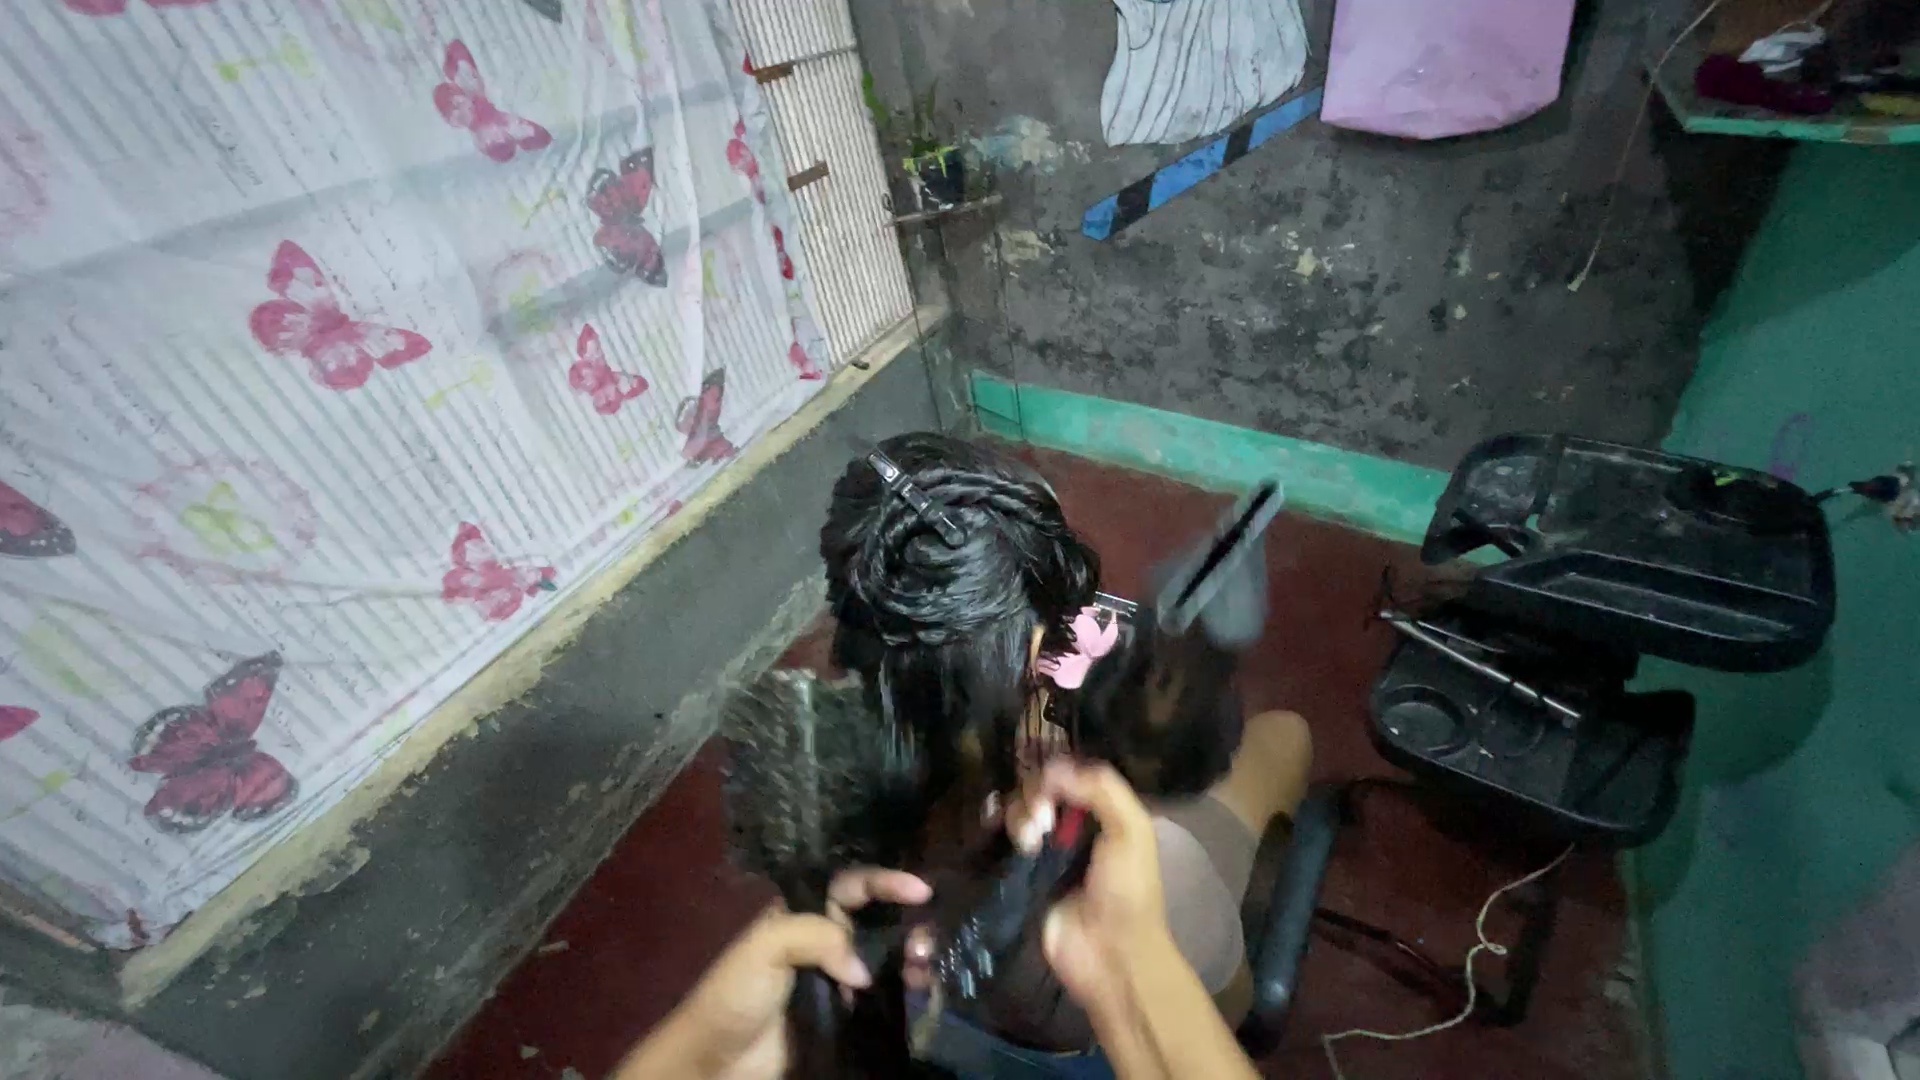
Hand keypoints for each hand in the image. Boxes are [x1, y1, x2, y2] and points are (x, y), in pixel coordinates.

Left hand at [615, 867, 930, 1079]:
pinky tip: (920, 992)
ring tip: (923, 968)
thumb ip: (816, 936)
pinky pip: (886, 998)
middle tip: (925, 942)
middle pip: (880, 919)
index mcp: (808, 913)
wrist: (719, 1065)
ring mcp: (841, 980)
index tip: (920, 889)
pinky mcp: (849, 1018)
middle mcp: (830, 940)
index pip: (855, 884)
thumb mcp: (766, 946)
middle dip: (908, 922)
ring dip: (912, 957)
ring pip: (889, 957)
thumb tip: (862, 969)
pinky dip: (907, 992)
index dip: (887, 881)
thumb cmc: (736, 994)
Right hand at [1024, 759, 1169, 1016]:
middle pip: (1041, 787)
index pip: (1071, 772)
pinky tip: (1014, 841)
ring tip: (1030, 842)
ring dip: (1021, 815)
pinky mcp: (1023, 871)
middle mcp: (1073, 823)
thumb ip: (1101, 789)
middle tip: (1043, 821)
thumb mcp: (1131, 831)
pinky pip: (1005, 837)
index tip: (1049, 783)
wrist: (1109, 955)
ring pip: (1021, 808)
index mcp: (1103, 810)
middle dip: (1036, 795)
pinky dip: (1004, 828)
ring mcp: (1046, 848)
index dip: (1055, 770)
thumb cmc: (1127, 891)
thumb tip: (1053, 767)